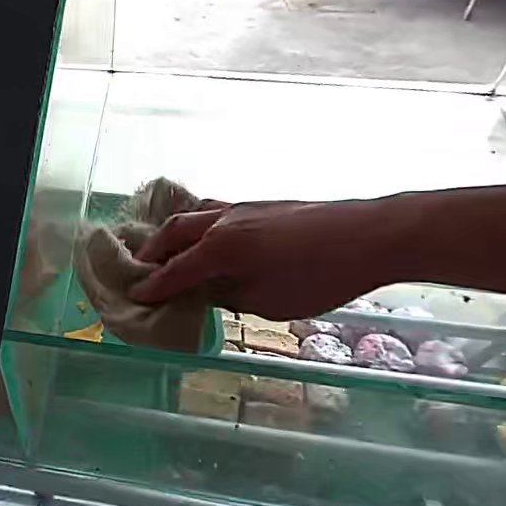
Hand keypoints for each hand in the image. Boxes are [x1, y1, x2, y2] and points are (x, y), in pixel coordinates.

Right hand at [129, 198, 401, 318]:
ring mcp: (243, 208)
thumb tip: (204, 291)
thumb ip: (228, 295)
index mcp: (220, 247)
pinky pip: (215, 212)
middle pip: (175, 232)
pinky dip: (198, 226)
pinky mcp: (262, 205)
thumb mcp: (268, 301)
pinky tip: (209, 240)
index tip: (135, 297)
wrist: (370, 236)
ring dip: (175, 234)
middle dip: (154, 252)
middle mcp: (223, 221)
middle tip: (142, 271)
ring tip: (169, 252)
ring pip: (194, 216)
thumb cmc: (320, 276)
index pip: (175, 270)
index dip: (154, 286)